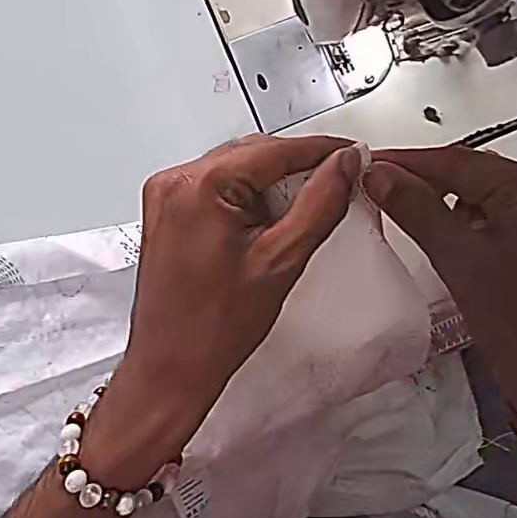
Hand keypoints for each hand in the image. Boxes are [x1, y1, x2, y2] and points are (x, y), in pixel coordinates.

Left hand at [83, 134, 362, 486]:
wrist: (171, 368)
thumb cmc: (212, 329)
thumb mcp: (282, 260)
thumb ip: (321, 202)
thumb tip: (343, 165)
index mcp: (198, 187)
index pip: (274, 149)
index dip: (321, 150)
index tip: (351, 154)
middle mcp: (174, 183)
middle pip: (253, 154)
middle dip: (297, 169)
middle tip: (337, 185)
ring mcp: (165, 197)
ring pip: (236, 170)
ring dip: (272, 185)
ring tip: (296, 220)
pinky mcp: (167, 213)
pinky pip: (217, 188)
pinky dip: (247, 199)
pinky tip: (266, 226)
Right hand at [365, 146, 516, 440]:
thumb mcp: (461, 260)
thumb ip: (417, 209)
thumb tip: (381, 175)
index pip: (458, 161)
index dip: (406, 162)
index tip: (369, 163)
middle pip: (468, 172)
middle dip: (420, 180)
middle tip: (375, 184)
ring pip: (474, 192)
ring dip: (436, 199)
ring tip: (398, 206)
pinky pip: (484, 213)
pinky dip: (454, 218)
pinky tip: (433, 230)